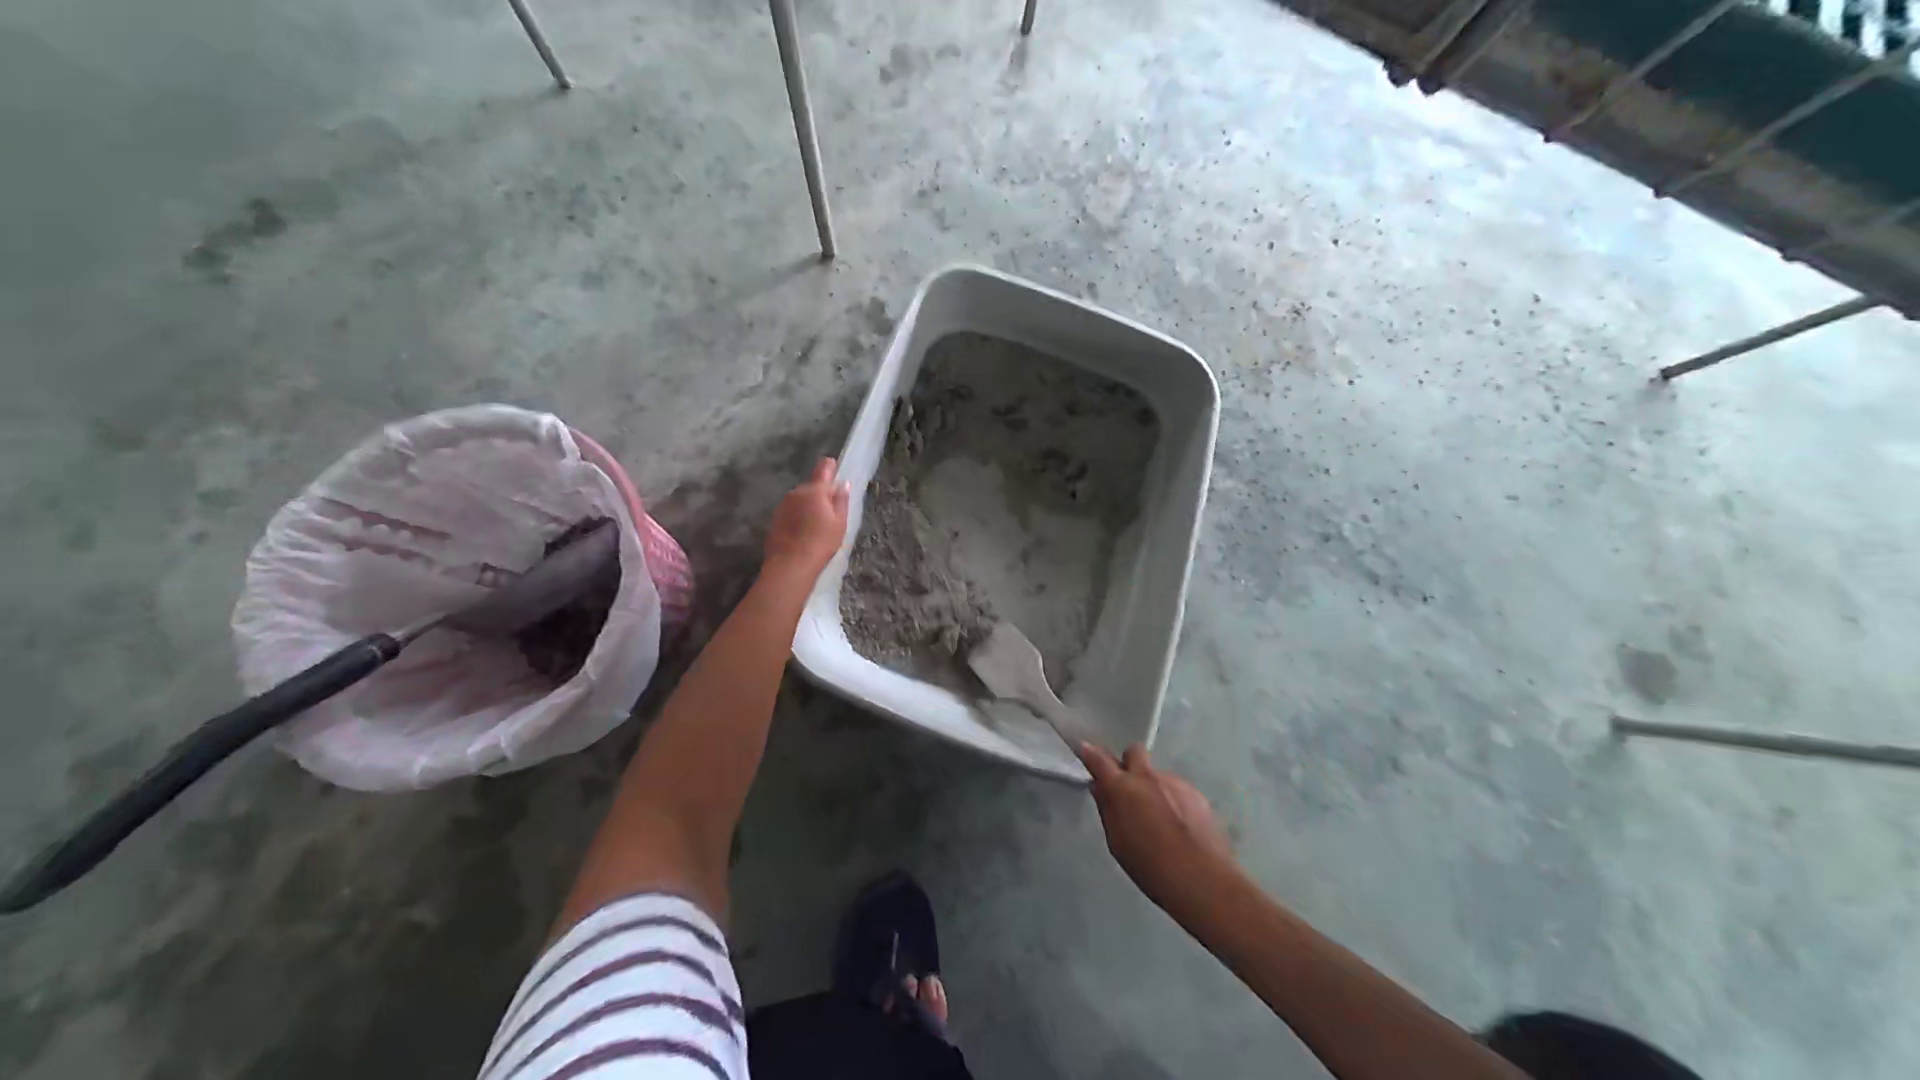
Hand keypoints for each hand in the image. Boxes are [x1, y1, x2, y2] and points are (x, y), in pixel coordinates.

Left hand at [763, 457, 850, 580]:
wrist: (790, 564)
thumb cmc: (821, 542)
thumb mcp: (840, 523)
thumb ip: (841, 501)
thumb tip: (843, 484)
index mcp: (815, 490)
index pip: (823, 468)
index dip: (830, 466)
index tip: (834, 467)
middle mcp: (796, 492)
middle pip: (811, 486)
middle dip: (820, 493)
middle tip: (830, 509)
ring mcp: (783, 505)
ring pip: (799, 499)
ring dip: (808, 505)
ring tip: (816, 523)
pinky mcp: (775, 518)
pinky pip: (790, 511)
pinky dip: (797, 516)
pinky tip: (803, 531)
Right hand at [1078, 743, 1234, 908]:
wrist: (1202, 879)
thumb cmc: (1150, 866)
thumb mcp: (1117, 843)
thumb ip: (1107, 810)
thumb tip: (1100, 788)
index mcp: (1123, 788)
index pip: (1100, 759)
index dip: (1090, 753)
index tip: (1086, 751)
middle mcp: (1148, 778)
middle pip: (1134, 752)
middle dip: (1128, 763)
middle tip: (1128, 788)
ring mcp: (1175, 783)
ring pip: (1157, 775)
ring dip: (1153, 789)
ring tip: (1160, 821)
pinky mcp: (1197, 794)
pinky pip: (1177, 789)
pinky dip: (1173, 801)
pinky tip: (1179, 827)